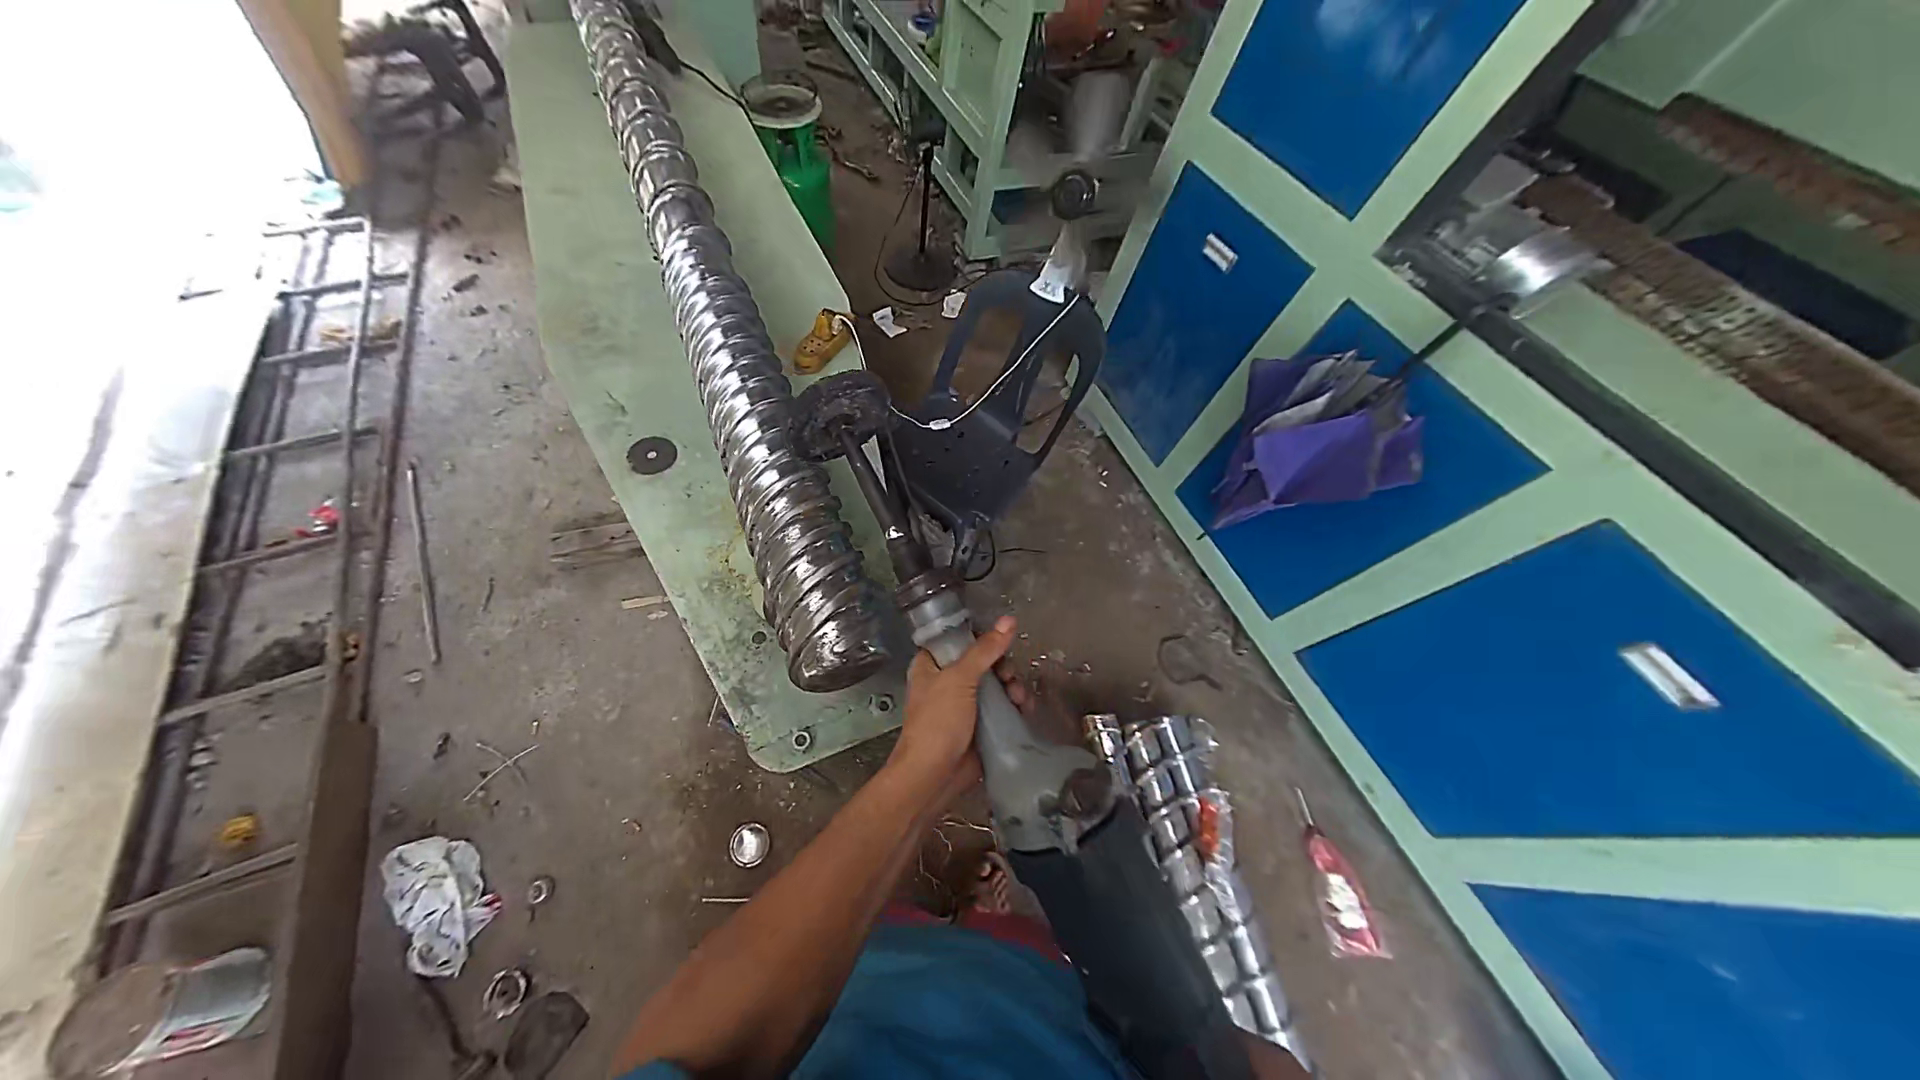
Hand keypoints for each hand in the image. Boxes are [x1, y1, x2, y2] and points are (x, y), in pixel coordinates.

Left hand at [891, 616, 1017, 795]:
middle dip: (1003, 668)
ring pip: (996, 685)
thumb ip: (985, 650)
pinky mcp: (979, 726)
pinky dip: (1014, 707)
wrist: (932, 776)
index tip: (1002, 642)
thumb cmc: (937, 722)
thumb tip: (1009, 620)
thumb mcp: (959, 679)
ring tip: (1019, 699)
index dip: (982, 639)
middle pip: (984, 662)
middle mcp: (946, 682)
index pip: (960, 640)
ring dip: (1012, 688)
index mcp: (931, 665)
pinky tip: (1024, 710)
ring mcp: (964, 705)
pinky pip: (1002, 709)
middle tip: (1009, 679)